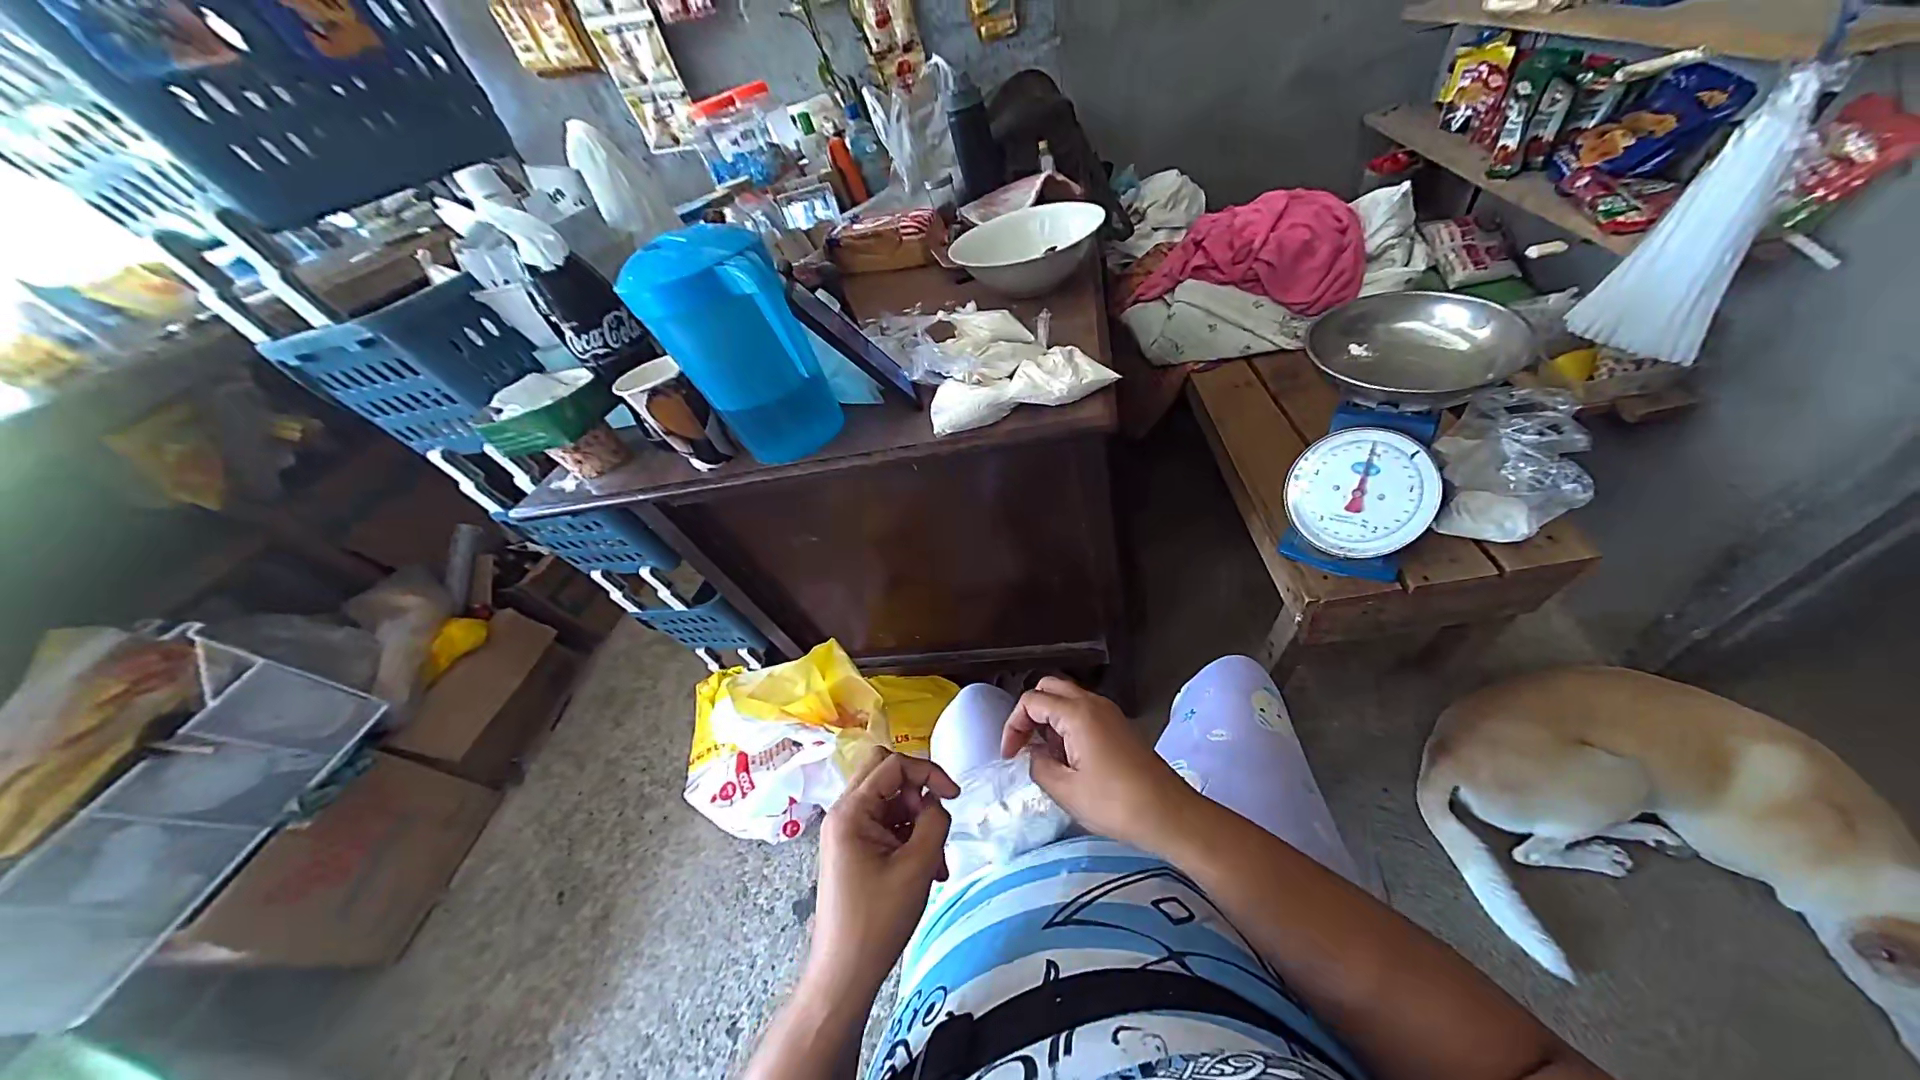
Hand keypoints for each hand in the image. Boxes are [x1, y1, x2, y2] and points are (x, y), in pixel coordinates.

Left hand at [804, 747, 959, 997]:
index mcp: (851, 810)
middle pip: (887, 775)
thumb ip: (934, 820)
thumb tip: (937, 802)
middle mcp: (844, 813)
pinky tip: (927, 870)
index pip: (893, 764)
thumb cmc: (878, 919)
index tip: (955, 795)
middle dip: (920, 793)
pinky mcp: (854, 849)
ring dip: (918, 822)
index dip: (929, 772)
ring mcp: (847, 832)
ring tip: (936, 862)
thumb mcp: (918, 864)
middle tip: (935, 823)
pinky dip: (909, 838)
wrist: (845, 972)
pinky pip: (886, 826)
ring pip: (891, 802)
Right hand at [1001, 677, 1201, 854]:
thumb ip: (1038, 766)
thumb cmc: (1116, 804)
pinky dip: (1067, 725)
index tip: (1010, 755)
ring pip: (1068, 698)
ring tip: (1045, 755)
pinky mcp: (1120, 727)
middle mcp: (1094, 704)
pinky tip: (1069, 758)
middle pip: (1049, 688)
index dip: (1013, 725)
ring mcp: (1110, 713)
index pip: (1031, 701)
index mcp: (1077, 713)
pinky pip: (1084, 712)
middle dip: (1030, 712)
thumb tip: (1033, 754)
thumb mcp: (1066, 790)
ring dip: (1049, 718)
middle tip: (1024, 745)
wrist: (1170, 815)